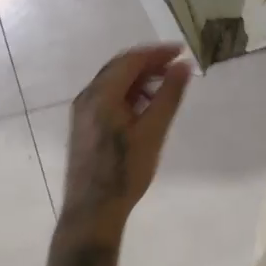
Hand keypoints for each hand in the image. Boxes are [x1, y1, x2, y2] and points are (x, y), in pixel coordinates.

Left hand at [61, 44, 191, 227]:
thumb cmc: (125, 173)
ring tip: (164, 88)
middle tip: (175, 67)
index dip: (158, 53)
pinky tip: (144, 108)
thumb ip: (169, 95)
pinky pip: (107, 96)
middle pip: (120, 67)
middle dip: (149, 63)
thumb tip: (183, 65)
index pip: (132, 60)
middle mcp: (87, 96)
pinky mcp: (83, 125)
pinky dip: (127, 93)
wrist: (92, 213)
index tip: (182, 52)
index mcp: (101, 94)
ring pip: (113, 81)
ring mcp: (82, 111)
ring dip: (138, 78)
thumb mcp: (153, 132)